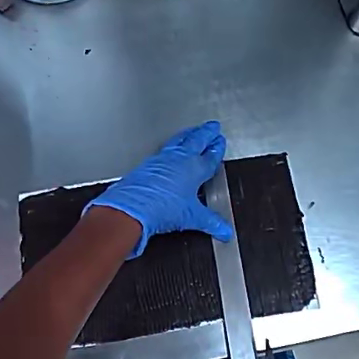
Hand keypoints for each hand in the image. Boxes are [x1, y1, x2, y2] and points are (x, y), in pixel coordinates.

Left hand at [85, 121, 233, 257]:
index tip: (220, 141)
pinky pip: (163, 150)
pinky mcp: (147, 164)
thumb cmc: (163, 207)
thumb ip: (211, 222)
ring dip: (188, 134)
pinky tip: (169, 150)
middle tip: (213, 126)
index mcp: (195, 168)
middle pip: (196, 140)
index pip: (210, 156)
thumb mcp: (193, 217)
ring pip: (179, 140)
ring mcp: (161, 159)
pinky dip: (171, 146)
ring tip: (193, 131)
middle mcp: (179, 159)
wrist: (133, 207)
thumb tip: (224, 231)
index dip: (217, 149)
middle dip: (206, 133)